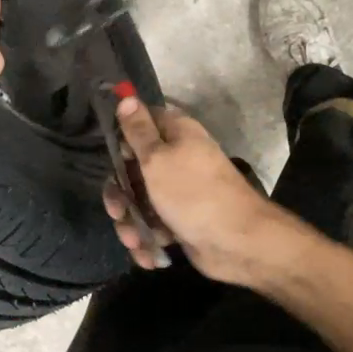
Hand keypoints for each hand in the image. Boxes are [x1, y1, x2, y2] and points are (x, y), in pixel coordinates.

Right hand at [105, 96, 286, 284]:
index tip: (113, 160)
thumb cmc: (193, 193)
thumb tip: (126, 94)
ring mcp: (179, 192)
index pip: (140, 124)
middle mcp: (177, 158)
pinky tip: (150, 257)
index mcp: (176, 134)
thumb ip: (138, 130)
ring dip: (132, 225)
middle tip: (118, 212)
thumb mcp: (157, 159)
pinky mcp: (181, 221)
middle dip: (121, 196)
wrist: (238, 243)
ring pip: (141, 202)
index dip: (122, 140)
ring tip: (135, 242)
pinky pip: (154, 226)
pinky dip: (149, 241)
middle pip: (134, 170)